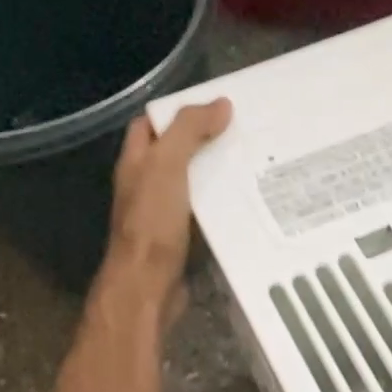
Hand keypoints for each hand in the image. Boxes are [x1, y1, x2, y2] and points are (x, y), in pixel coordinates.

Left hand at [103, 98, 232, 295]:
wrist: (150, 286)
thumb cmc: (152, 223)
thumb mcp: (167, 166)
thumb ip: (189, 131)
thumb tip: (222, 104)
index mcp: (136, 163)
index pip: (150, 125)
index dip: (177, 112)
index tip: (214, 107)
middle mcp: (146, 186)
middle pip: (176, 155)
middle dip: (206, 144)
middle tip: (244, 135)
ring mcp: (164, 216)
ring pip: (195, 187)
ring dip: (219, 178)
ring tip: (255, 165)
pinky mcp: (183, 242)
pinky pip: (206, 216)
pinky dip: (224, 209)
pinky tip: (249, 205)